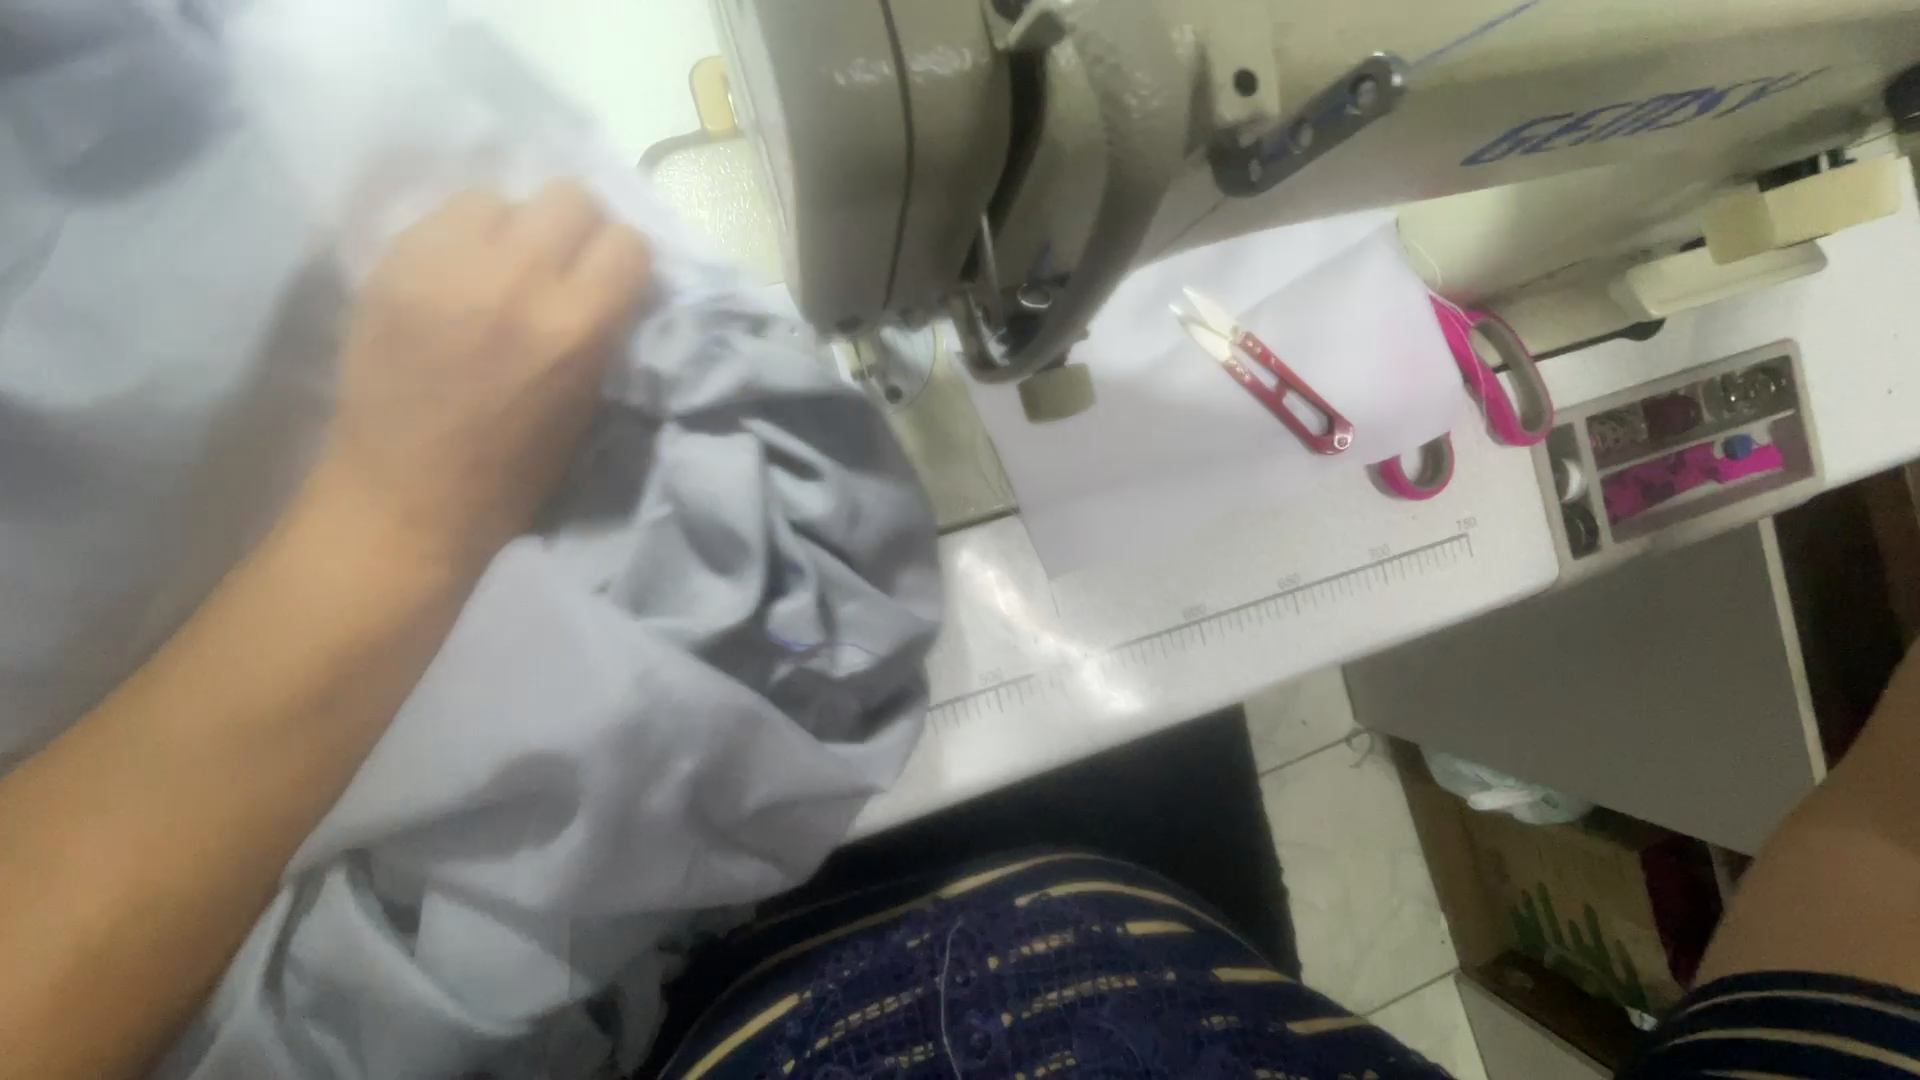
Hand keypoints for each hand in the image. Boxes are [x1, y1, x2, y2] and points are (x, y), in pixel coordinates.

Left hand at [310, 180, 651, 574]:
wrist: (408, 495)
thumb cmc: (515, 471)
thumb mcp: (587, 405)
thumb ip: (603, 335)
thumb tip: (611, 289)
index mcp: (575, 327)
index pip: (628, 244)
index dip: (628, 261)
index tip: (617, 282)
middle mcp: (515, 279)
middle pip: (569, 196)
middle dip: (579, 228)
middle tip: (565, 264)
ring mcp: (444, 265)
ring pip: (499, 197)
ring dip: (514, 227)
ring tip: (503, 267)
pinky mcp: (390, 265)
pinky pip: (441, 217)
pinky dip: (462, 238)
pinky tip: (458, 278)